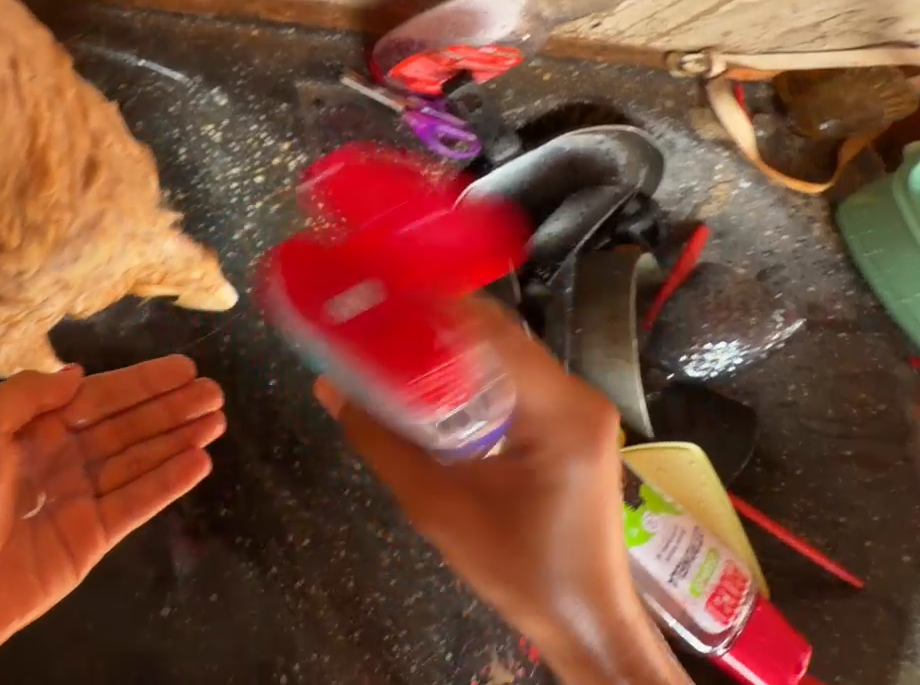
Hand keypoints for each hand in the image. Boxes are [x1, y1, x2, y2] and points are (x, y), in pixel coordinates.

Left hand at [0, 356, 224, 684]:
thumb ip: (30, 393)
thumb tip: (77, 373)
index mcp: (33, 426)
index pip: (98, 395)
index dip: (141, 381)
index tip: (182, 368)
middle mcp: (61, 456)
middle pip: (126, 425)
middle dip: (169, 407)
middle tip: (214, 392)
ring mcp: (79, 498)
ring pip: (138, 460)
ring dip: (177, 439)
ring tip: (216, 420)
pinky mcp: (91, 538)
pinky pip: (136, 502)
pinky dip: (167, 482)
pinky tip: (199, 462)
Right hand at [315, 298, 688, 684]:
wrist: (589, 626)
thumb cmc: (520, 569)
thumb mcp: (435, 505)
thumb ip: (379, 440)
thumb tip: (329, 386)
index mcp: (558, 411)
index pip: (489, 331)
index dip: (430, 305)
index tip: (376, 293)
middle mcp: (576, 397)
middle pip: (496, 332)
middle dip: (432, 317)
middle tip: (374, 313)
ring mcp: (578, 408)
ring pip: (503, 349)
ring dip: (448, 339)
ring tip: (391, 335)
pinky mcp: (570, 422)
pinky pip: (512, 373)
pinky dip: (468, 364)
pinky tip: (428, 372)